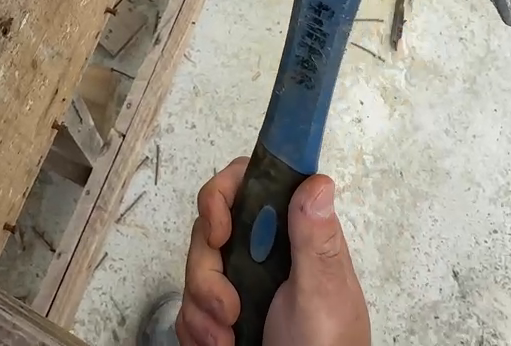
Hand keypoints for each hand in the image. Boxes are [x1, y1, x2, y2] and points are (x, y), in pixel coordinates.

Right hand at [179, 159, 370, 345]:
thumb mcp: (322, 295)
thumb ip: (315, 240)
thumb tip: (317, 180)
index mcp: (291, 235)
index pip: (249, 182)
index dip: (224, 192)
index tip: (218, 229)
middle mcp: (263, 251)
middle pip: (211, 226)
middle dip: (207, 268)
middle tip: (228, 309)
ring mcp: (240, 280)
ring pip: (195, 266)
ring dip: (201, 305)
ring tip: (226, 340)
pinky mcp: (220, 312)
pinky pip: (188, 304)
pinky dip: (196, 327)